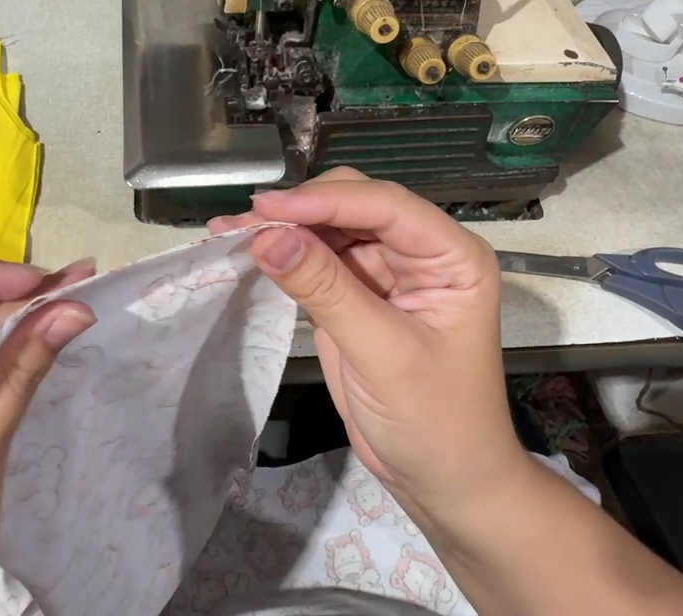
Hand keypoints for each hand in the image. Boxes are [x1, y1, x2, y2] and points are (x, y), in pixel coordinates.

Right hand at [210, 168, 520, 514]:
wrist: (441, 482)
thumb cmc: (434, 422)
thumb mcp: (382, 355)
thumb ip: (326, 290)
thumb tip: (266, 237)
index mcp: (452, 255)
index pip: (386, 206)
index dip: (325, 201)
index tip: (267, 207)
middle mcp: (420, 249)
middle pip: (354, 203)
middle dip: (300, 209)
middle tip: (243, 223)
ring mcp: (386, 268)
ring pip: (328, 224)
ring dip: (283, 226)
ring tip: (230, 230)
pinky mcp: (355, 289)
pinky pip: (315, 256)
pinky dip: (282, 252)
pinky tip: (245, 246)